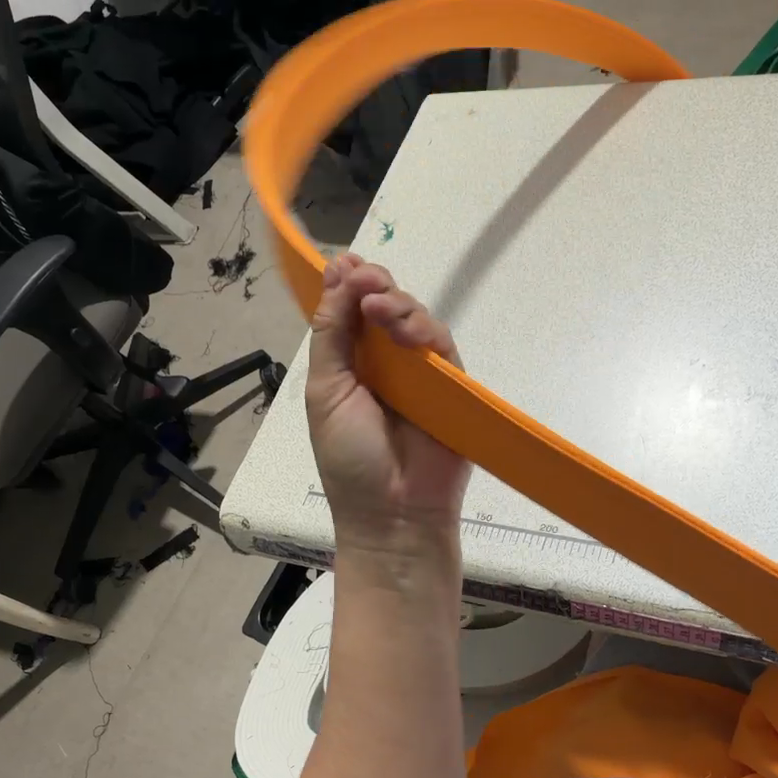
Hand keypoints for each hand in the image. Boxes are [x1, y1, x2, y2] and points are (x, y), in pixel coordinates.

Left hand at [307, 255, 470, 553]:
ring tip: (378, 306)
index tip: (344, 264)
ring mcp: (421, 375)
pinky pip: (442, 347)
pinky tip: (400, 325)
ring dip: (396, 304)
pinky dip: (423, 329)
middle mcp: (386, 365)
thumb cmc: (350, 459)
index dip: (347, 285)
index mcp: (351, 366)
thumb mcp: (325, 391)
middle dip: (373, 286)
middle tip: (363, 278)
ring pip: (415, 321)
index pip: (351, 313)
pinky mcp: (453, 386)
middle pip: (385, 308)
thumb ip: (332, 335)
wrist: (393, 513)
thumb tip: (338, 275)